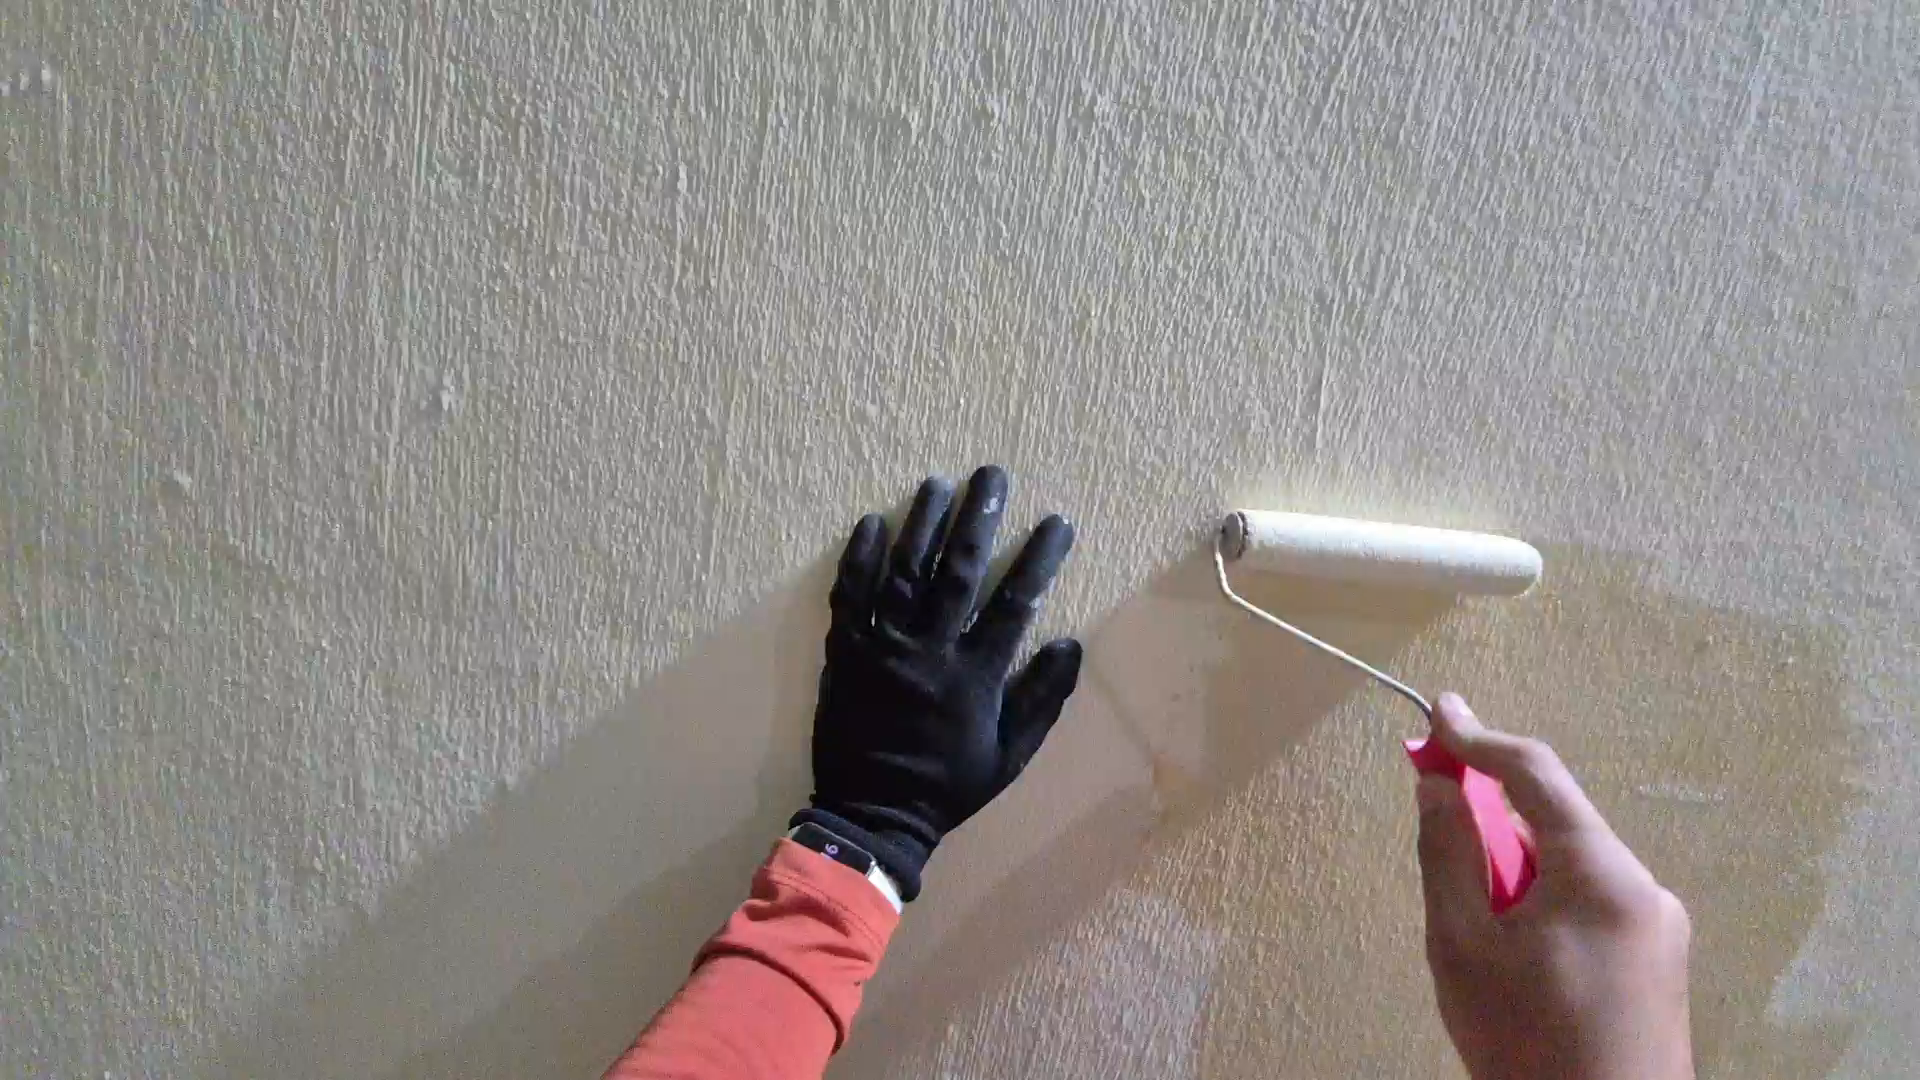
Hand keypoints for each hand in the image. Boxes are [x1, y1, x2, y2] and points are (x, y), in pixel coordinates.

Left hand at [792, 465, 1080, 900]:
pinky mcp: (843, 652)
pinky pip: (849, 597)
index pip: (1015, 603)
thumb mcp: (1010, 756)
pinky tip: (871, 522)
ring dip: (922, 524)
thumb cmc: (949, 786)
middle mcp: (930, 650)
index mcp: (975, 675)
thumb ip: (1042, 700)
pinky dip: (859, 559)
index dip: (1038, 559)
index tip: (1056, 522)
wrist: (872, 814)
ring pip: (904, 573)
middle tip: (990, 475)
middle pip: (958, 572)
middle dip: (978, 519)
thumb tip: (1071, 643)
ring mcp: (882, 647)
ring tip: (937, 483)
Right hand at [1417, 693, 1693, 1079]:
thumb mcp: (1461, 939)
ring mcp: (1653, 923)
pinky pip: (1577, 888)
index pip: (1535, 774)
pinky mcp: (1650, 952)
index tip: (1434, 709)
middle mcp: (1642, 888)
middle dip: (1484, 803)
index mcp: (1603, 877)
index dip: (1478, 736)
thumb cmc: (1522, 1037)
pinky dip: (1528, 885)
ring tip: (1468, 911)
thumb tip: (1437, 782)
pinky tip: (1503, 933)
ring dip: (1504, 855)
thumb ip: (1447, 849)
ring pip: (1559, 855)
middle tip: (1427, 794)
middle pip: (1549, 814)